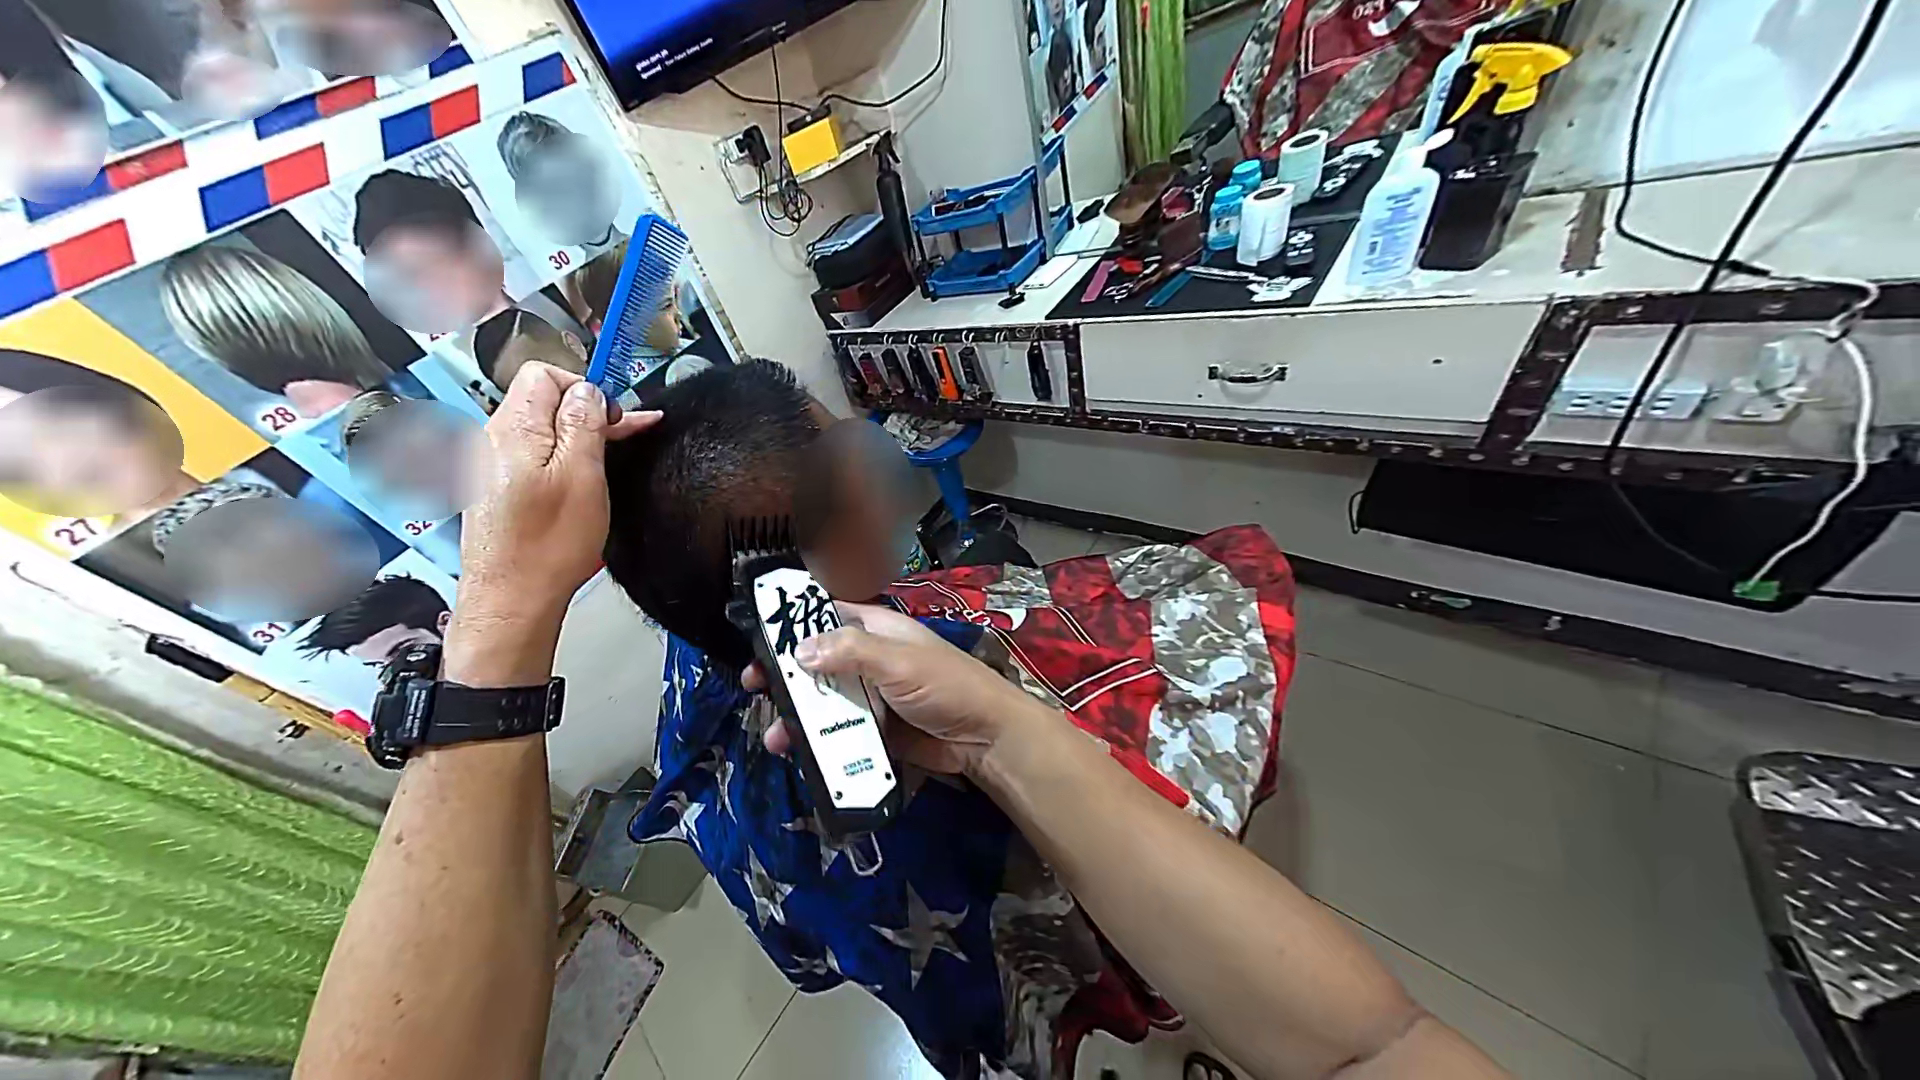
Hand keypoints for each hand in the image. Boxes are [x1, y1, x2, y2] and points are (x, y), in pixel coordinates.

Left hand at [446, 364, 658, 687]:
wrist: (513, 597)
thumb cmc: (549, 543)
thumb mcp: (583, 476)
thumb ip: (585, 424)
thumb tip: (590, 391)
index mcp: (512, 429)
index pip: (545, 374)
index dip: (587, 388)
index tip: (616, 417)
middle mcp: (492, 438)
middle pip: (544, 400)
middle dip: (589, 410)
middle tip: (629, 432)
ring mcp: (489, 462)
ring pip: (541, 428)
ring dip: (580, 433)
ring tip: (613, 453)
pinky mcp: (495, 485)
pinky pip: (533, 452)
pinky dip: (564, 455)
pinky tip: (586, 472)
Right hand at [748, 604, 1045, 777]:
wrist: (985, 738)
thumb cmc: (946, 686)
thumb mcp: (898, 662)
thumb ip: (851, 652)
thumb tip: (798, 650)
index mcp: (877, 630)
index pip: (827, 617)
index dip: (794, 625)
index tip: (760, 640)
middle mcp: (870, 659)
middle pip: (818, 663)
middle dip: (786, 676)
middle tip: (754, 688)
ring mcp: (872, 696)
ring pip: (825, 701)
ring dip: (798, 715)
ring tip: (774, 735)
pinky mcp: (875, 729)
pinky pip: (840, 731)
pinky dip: (818, 740)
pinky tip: (798, 752)